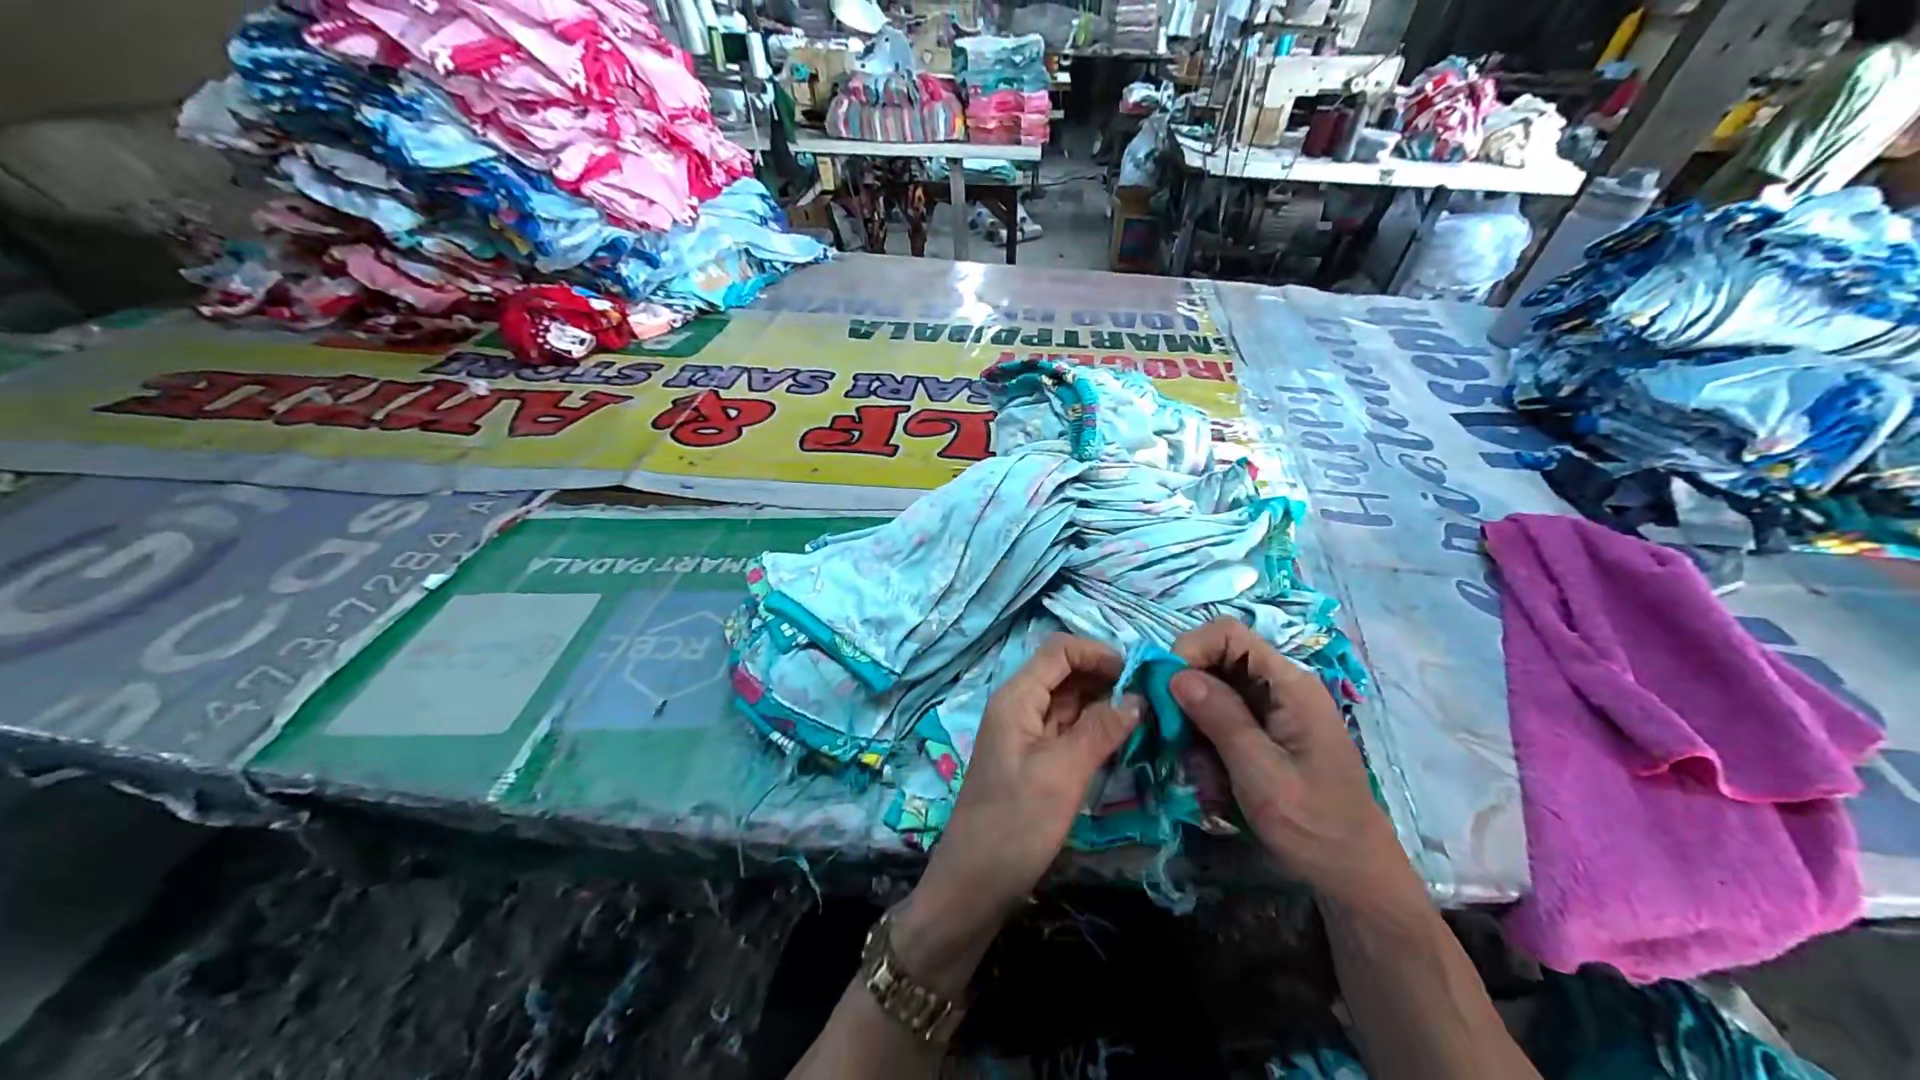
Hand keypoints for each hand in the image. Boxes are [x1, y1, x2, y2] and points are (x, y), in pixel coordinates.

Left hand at [893, 634, 1141, 991]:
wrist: (974, 884)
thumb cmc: (1015, 825)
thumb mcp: (1062, 774)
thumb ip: (1099, 730)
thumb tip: (1138, 697)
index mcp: (1016, 698)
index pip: (1059, 650)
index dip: (1099, 653)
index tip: (1141, 674)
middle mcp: (1020, 707)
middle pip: (1066, 673)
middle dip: (1107, 677)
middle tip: (1153, 697)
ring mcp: (1027, 735)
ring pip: (1070, 702)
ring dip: (1105, 703)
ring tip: (1148, 716)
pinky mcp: (1036, 761)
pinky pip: (1069, 730)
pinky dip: (1096, 728)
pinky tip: (1124, 739)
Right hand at [1170, 618, 1418, 905]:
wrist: (1355, 872)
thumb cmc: (1313, 825)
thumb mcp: (1262, 775)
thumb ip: (1222, 719)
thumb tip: (1177, 675)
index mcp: (1290, 685)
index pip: (1228, 634)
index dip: (1190, 649)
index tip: (1165, 689)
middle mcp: (1283, 684)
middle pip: (1219, 655)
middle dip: (1186, 684)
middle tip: (1168, 726)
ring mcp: (1277, 705)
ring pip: (1216, 682)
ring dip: (1192, 711)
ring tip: (1187, 752)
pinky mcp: (1269, 726)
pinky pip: (1225, 709)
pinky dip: (1204, 728)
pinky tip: (1204, 763)